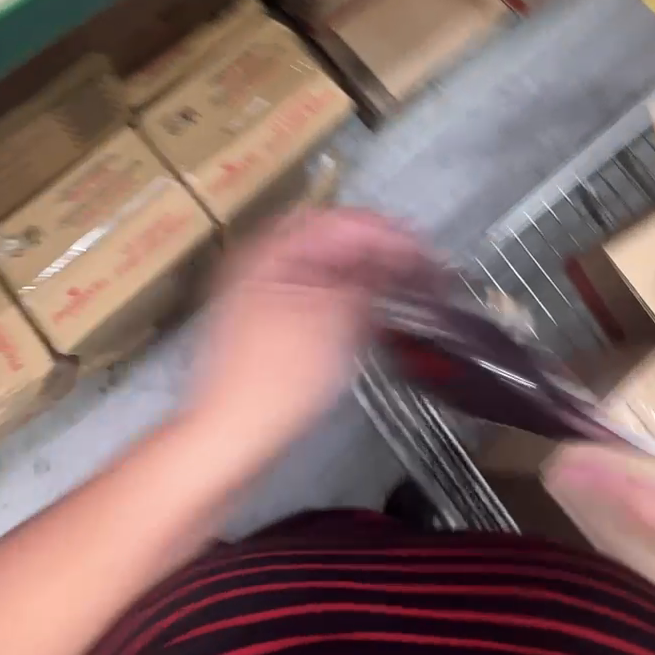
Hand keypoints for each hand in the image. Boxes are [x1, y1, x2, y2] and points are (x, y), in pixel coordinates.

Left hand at [190, 209, 428, 456]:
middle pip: (330, 238)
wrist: (230, 433)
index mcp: (271, 252)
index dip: (386, 233)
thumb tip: (395, 258)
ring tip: (405, 284)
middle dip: (378, 247)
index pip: (338, 221)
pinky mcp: (270, 319)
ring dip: (365, 269)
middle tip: (418, 264)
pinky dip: (347, 292)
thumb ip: (367, 280)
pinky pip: (316, 289)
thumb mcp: (333, 322)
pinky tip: (372, 306)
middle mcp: (261, 261)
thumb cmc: (276, 381)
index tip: (423, 251)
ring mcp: (262, 290)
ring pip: (324, 264)